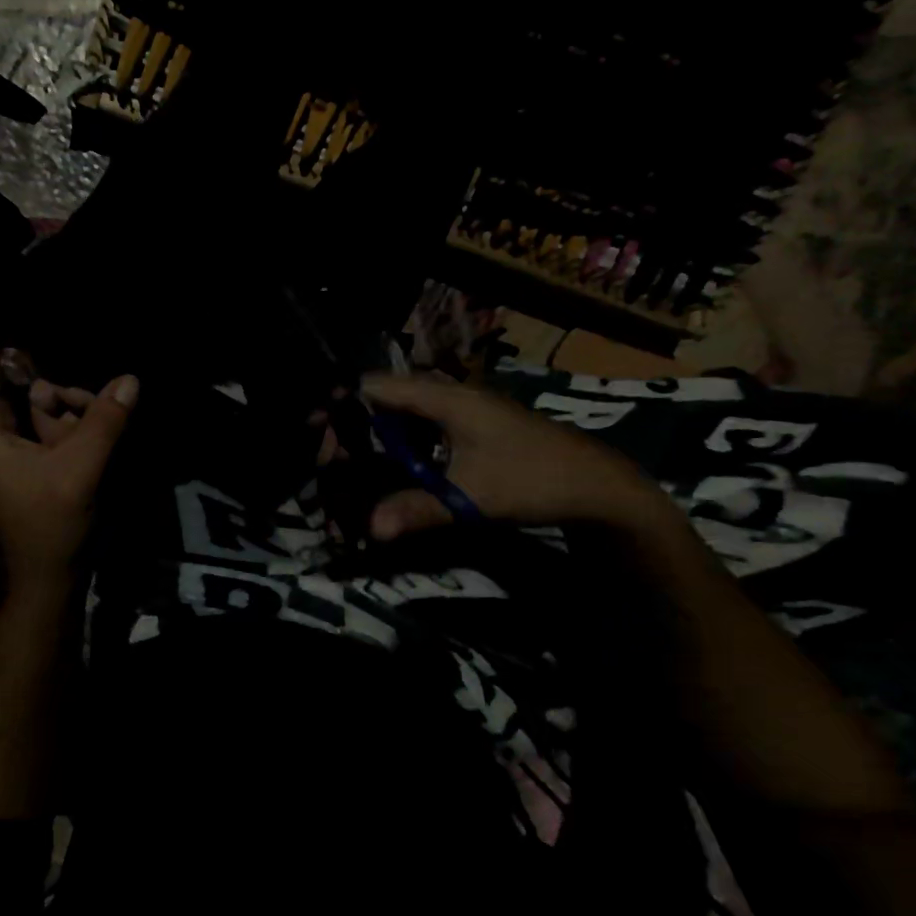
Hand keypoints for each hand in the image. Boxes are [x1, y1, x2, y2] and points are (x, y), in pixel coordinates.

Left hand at [0, 252, 137, 583]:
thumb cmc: (49, 531)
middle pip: (9, 368)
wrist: (50, 578)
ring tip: (99, 419)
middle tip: (52, 337)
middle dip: (36, 353)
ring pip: (45, 390)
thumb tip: (130, 381)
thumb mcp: (79, 477)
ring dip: (74, 397)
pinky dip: (83, 411)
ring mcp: (19, 436)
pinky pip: (61, 411)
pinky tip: (105, 419)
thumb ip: (103, 426)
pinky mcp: (42, 447)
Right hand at [359, 372, 674, 540]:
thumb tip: (371, 530)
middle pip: (388, 397)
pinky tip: (400, 469)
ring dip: (380, 435)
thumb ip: (419, 510)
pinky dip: (404, 443)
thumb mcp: (472, 497)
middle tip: (333, 459)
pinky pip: (426, 426)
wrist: (599, 486)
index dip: (342, 405)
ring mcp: (467, 409)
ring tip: (356, 464)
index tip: (316, 430)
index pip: (378, 386)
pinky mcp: (477, 427)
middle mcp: (452, 394)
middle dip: (356, 425)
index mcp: (446, 397)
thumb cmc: (533, 480)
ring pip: (408, 412)